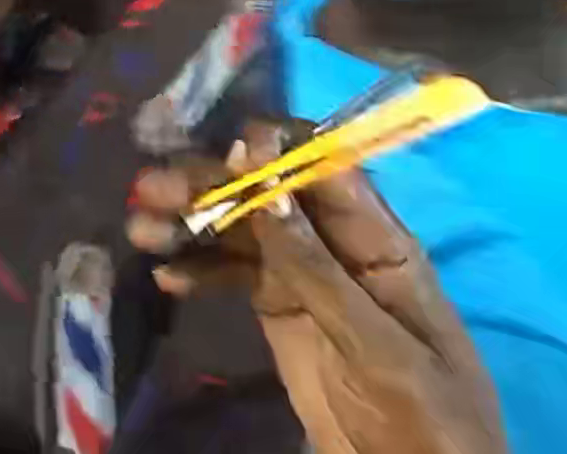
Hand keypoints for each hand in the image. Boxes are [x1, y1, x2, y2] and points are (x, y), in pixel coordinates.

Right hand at [127, 124, 506, 453]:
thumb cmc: (426, 421)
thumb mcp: (379, 349)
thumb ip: (317, 268)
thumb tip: (264, 186)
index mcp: (376, 242)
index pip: (326, 170)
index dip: (278, 148)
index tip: (228, 145)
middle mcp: (329, 242)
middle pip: (262, 193)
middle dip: (207, 185)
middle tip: (151, 189)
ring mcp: (297, 269)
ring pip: (234, 226)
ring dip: (186, 222)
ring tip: (141, 231)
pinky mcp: (270, 299)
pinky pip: (224, 268)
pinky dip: (193, 268)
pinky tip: (165, 278)